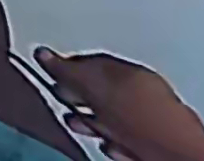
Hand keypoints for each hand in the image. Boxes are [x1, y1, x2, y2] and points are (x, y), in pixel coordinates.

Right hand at [35, 49, 203, 160]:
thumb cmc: (141, 124)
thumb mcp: (93, 89)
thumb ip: (64, 69)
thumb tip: (41, 52)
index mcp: (135, 72)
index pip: (91, 60)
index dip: (66, 67)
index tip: (48, 73)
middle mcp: (150, 94)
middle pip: (102, 90)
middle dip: (79, 97)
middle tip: (64, 101)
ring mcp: (160, 124)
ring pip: (114, 117)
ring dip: (93, 121)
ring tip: (81, 127)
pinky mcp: (162, 151)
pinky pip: (129, 139)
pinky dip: (114, 141)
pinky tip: (109, 146)